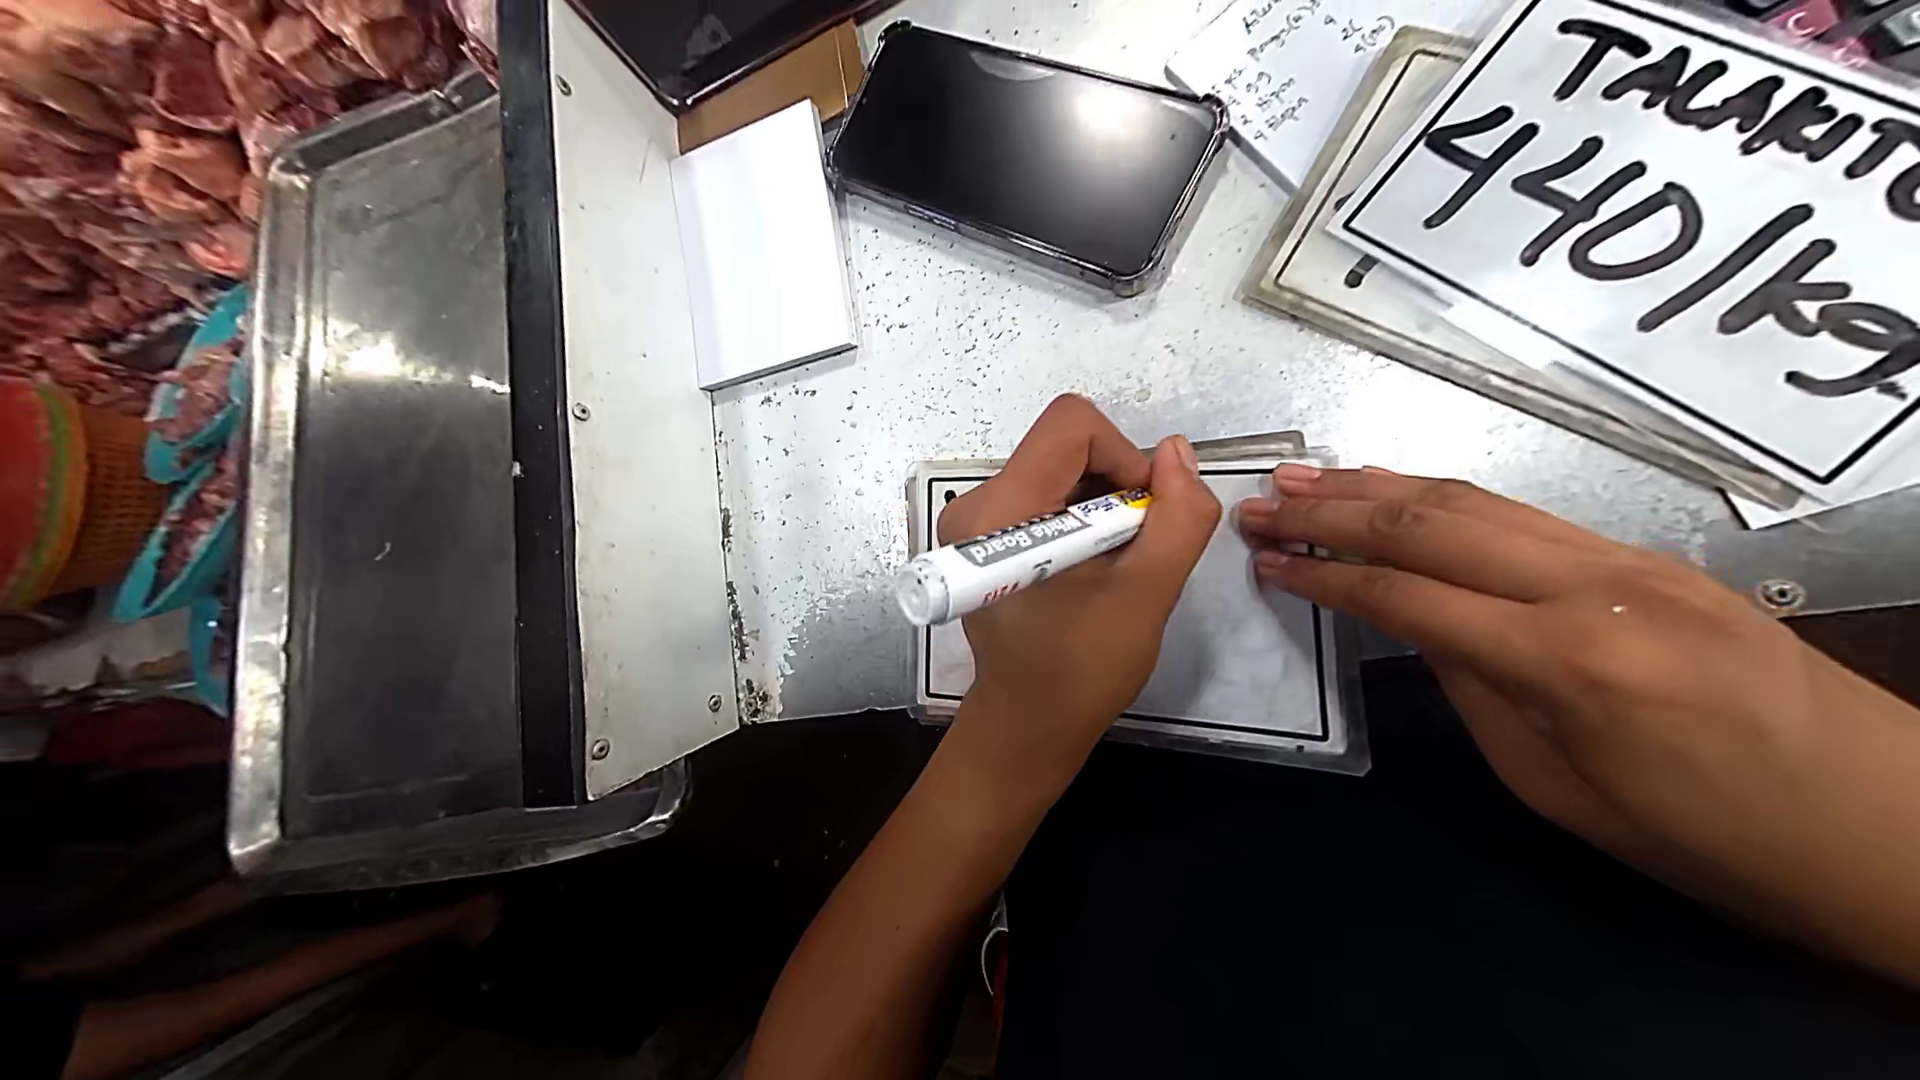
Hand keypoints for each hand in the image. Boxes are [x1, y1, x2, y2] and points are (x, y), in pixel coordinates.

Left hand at [937, 396, 1220, 790]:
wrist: (1028, 719)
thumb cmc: (1082, 668)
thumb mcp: (1148, 593)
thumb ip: (1179, 516)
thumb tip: (1175, 452)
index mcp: (1001, 511)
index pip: (1070, 425)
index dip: (1124, 456)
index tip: (1141, 514)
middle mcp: (974, 503)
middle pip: (1063, 447)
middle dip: (1114, 486)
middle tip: (1130, 548)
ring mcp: (973, 519)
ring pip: (1058, 468)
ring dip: (1100, 504)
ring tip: (1109, 564)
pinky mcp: (981, 535)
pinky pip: (1043, 492)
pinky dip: (1079, 516)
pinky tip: (1088, 565)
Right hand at [1237, 465, 1919, 981]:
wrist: (1891, 831)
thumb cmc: (1700, 833)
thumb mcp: (1548, 778)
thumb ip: (1471, 682)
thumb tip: (1414, 619)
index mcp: (1563, 659)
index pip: (1404, 596)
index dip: (1323, 575)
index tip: (1267, 561)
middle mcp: (1590, 587)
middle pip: (1428, 527)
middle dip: (1331, 511)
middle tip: (1264, 503)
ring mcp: (1622, 559)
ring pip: (1469, 501)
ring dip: (1374, 486)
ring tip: (1306, 479)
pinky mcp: (1640, 554)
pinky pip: (1515, 511)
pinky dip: (1436, 494)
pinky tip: (1391, 486)